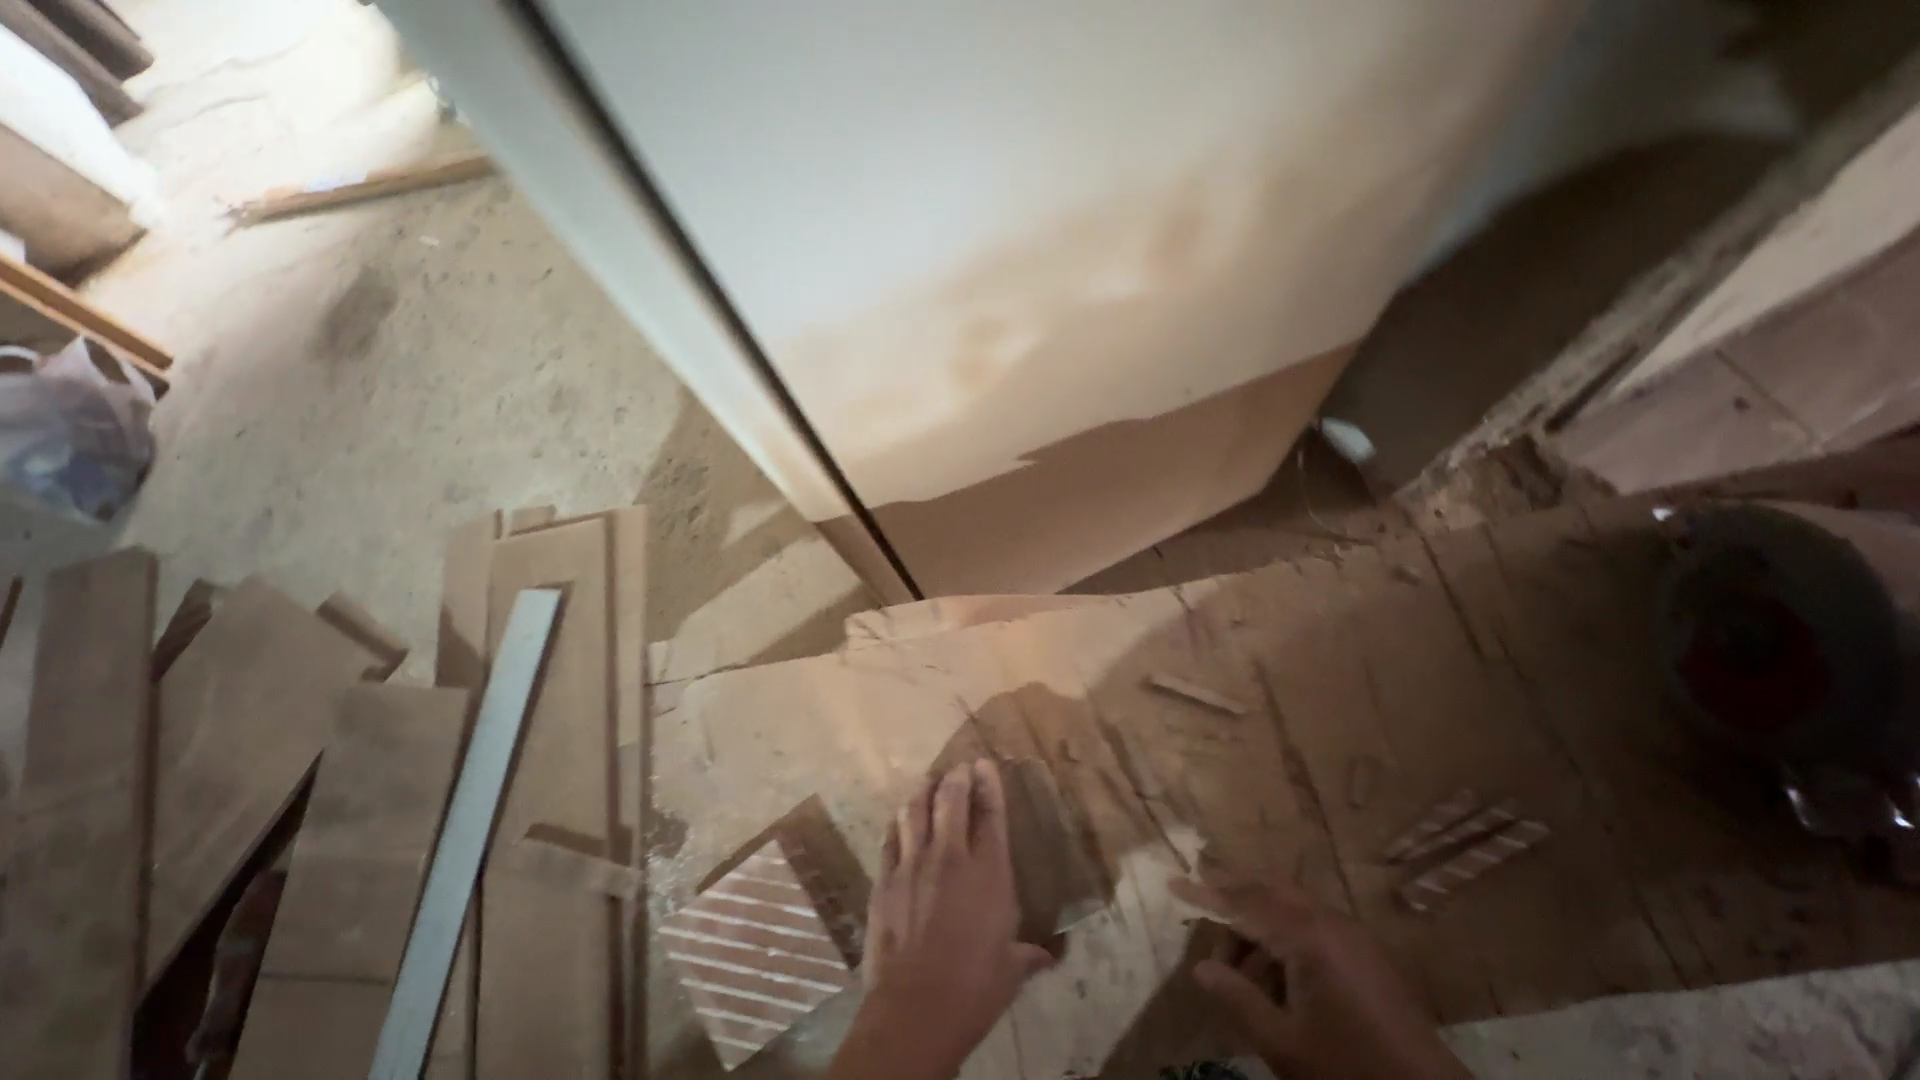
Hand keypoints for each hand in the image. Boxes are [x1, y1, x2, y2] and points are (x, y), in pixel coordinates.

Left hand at [828, 760, 1053, 1079]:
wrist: (917, 1006)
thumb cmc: (976, 986)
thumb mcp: (1011, 969)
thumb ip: (1028, 955)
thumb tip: (1049, 958)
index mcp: (990, 871)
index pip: (991, 814)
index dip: (989, 784)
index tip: (985, 764)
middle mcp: (951, 857)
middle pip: (950, 800)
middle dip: (955, 778)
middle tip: (958, 768)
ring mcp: (912, 866)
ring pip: (915, 812)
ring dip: (922, 792)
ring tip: (927, 782)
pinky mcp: (884, 882)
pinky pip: (890, 840)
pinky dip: (897, 825)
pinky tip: (899, 821)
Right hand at [1173, 875, 1468, 1079]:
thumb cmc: (1348, 1070)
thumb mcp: (1282, 1043)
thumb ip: (1237, 999)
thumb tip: (1202, 968)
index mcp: (1308, 937)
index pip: (1244, 903)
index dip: (1205, 894)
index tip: (1172, 882)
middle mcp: (1332, 924)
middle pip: (1271, 891)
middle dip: (1234, 900)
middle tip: (1203, 916)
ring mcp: (1356, 938)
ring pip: (1293, 912)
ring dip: (1260, 929)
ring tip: (1238, 976)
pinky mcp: (1370, 959)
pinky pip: (1316, 930)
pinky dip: (1286, 943)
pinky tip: (1277, 984)